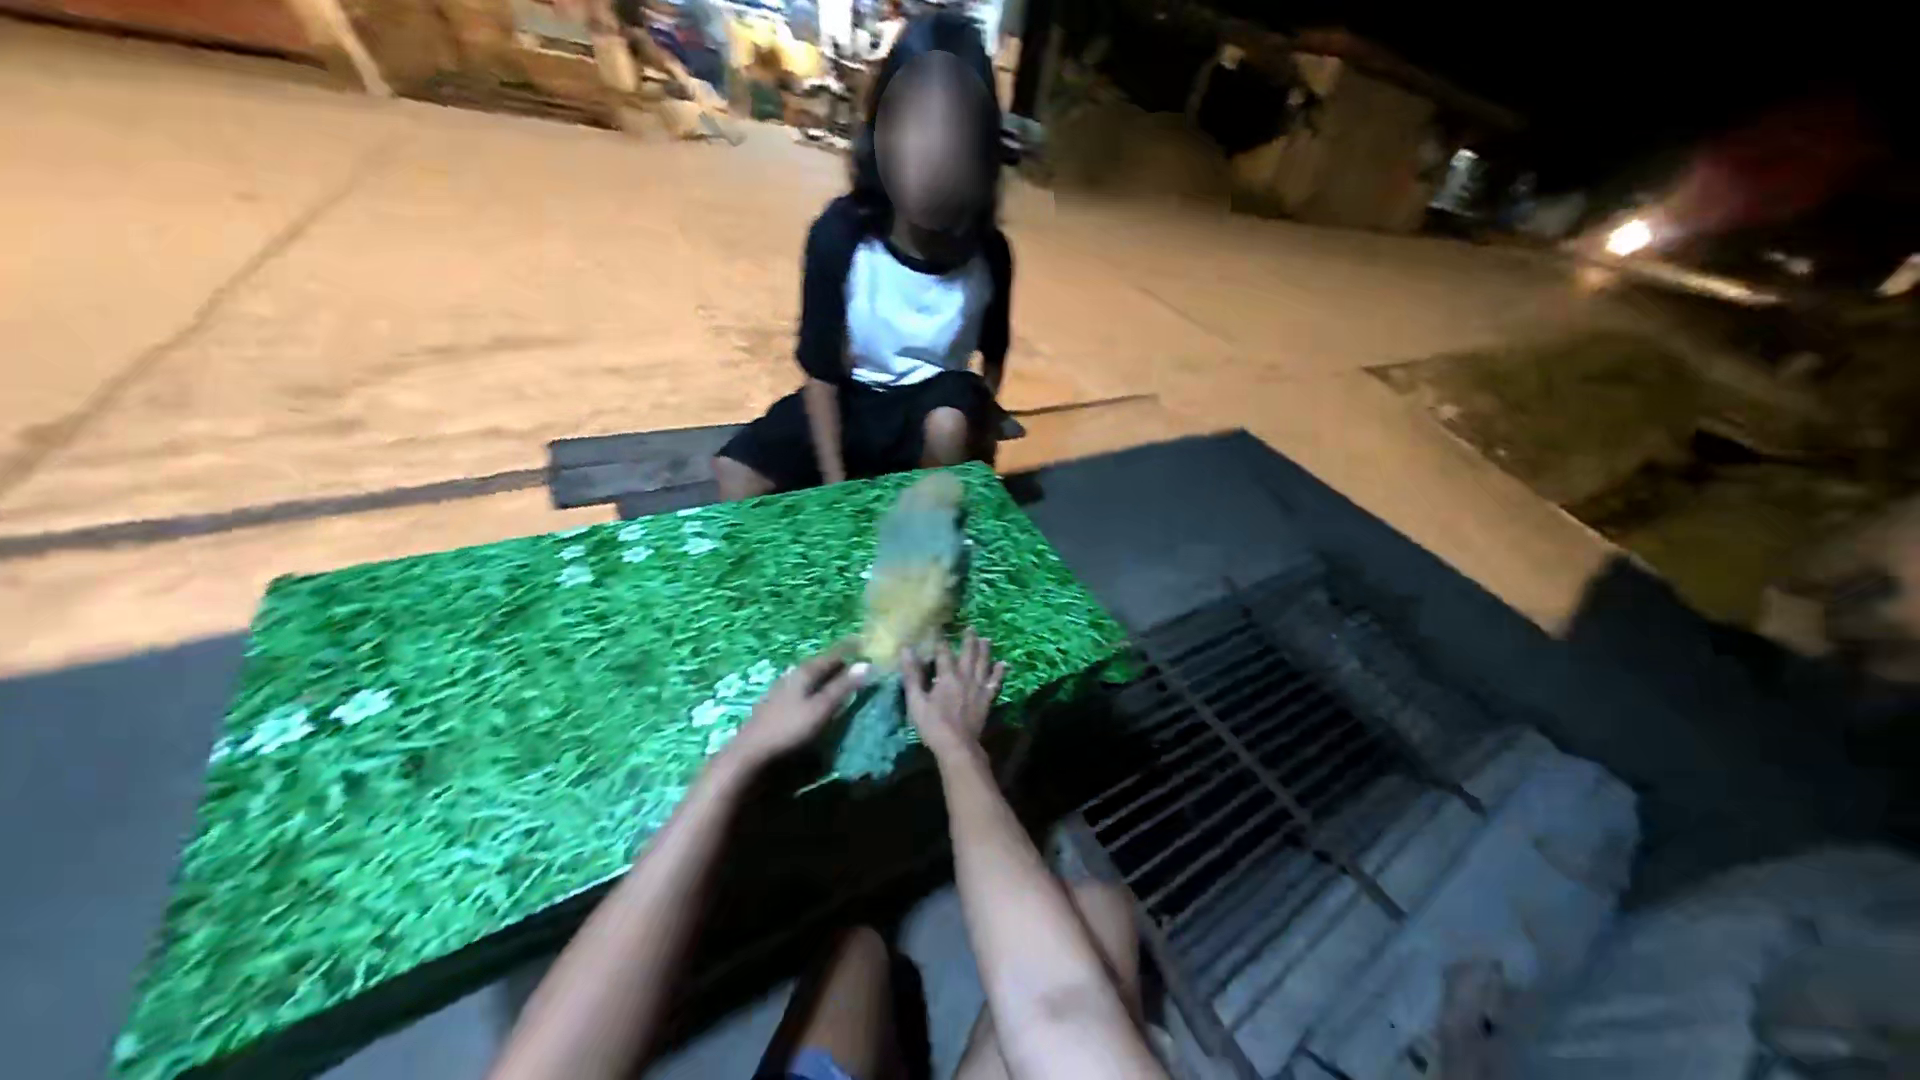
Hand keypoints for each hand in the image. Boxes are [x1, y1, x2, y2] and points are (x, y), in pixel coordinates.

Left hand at [729, 652, 866, 768]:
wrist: (750, 752)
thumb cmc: (790, 728)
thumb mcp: (821, 708)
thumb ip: (842, 687)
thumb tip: (866, 664)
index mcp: (805, 672)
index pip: (832, 654)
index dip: (848, 648)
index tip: (863, 641)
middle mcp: (792, 674)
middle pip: (820, 663)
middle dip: (838, 660)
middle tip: (856, 660)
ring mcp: (782, 688)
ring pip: (809, 675)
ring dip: (825, 674)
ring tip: (840, 676)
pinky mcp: (776, 703)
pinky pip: (802, 686)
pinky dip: (815, 685)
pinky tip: (816, 694)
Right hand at [901, 629, 1006, 760]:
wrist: (957, 746)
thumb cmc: (933, 725)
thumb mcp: (916, 700)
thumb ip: (912, 675)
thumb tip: (906, 649)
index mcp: (947, 677)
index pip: (943, 653)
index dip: (941, 640)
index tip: (939, 628)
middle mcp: (965, 677)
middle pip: (968, 654)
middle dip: (968, 640)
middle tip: (970, 627)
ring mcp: (979, 688)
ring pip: (984, 664)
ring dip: (985, 651)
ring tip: (986, 639)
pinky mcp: (987, 699)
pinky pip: (996, 682)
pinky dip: (1000, 672)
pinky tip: (1003, 664)